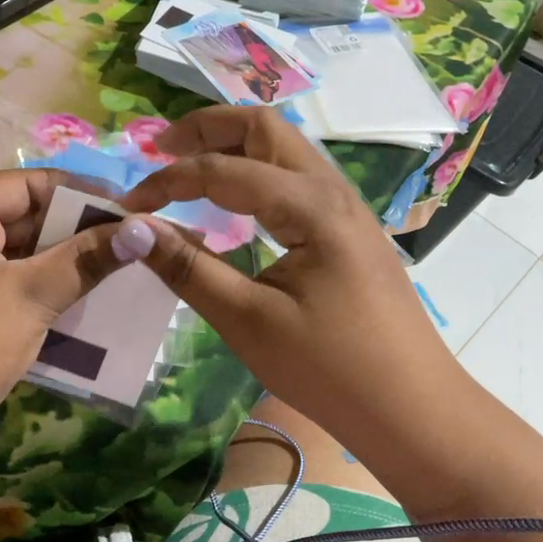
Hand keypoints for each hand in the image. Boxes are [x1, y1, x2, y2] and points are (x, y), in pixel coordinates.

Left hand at [0, 168, 141, 423]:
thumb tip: (141, 230)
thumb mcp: (33, 296)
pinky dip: (48, 276)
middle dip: (77, 224)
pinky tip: (89, 286)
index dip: (79, 191)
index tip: (129, 204)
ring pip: (24, 243)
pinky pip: (15, 271)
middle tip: (133, 234)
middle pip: (26, 211)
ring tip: (122, 258)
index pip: (27, 184)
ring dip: (66, 252)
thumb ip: (85, 259)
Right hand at [119, 106, 462, 438]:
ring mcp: (346, 208)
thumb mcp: (247, 320)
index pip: (221, 170)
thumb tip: (132, 227)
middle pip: (263, 127)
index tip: (126, 207)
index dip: (167, 182)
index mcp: (310, 206)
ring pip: (283, 147)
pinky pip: (295, 175)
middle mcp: (331, 190)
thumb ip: (187, 266)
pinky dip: (254, 169)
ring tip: (187, 164)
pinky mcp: (348, 229)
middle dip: (206, 129)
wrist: (416, 414)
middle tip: (159, 150)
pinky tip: (232, 200)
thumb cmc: (331, 369)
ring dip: (232, 144)